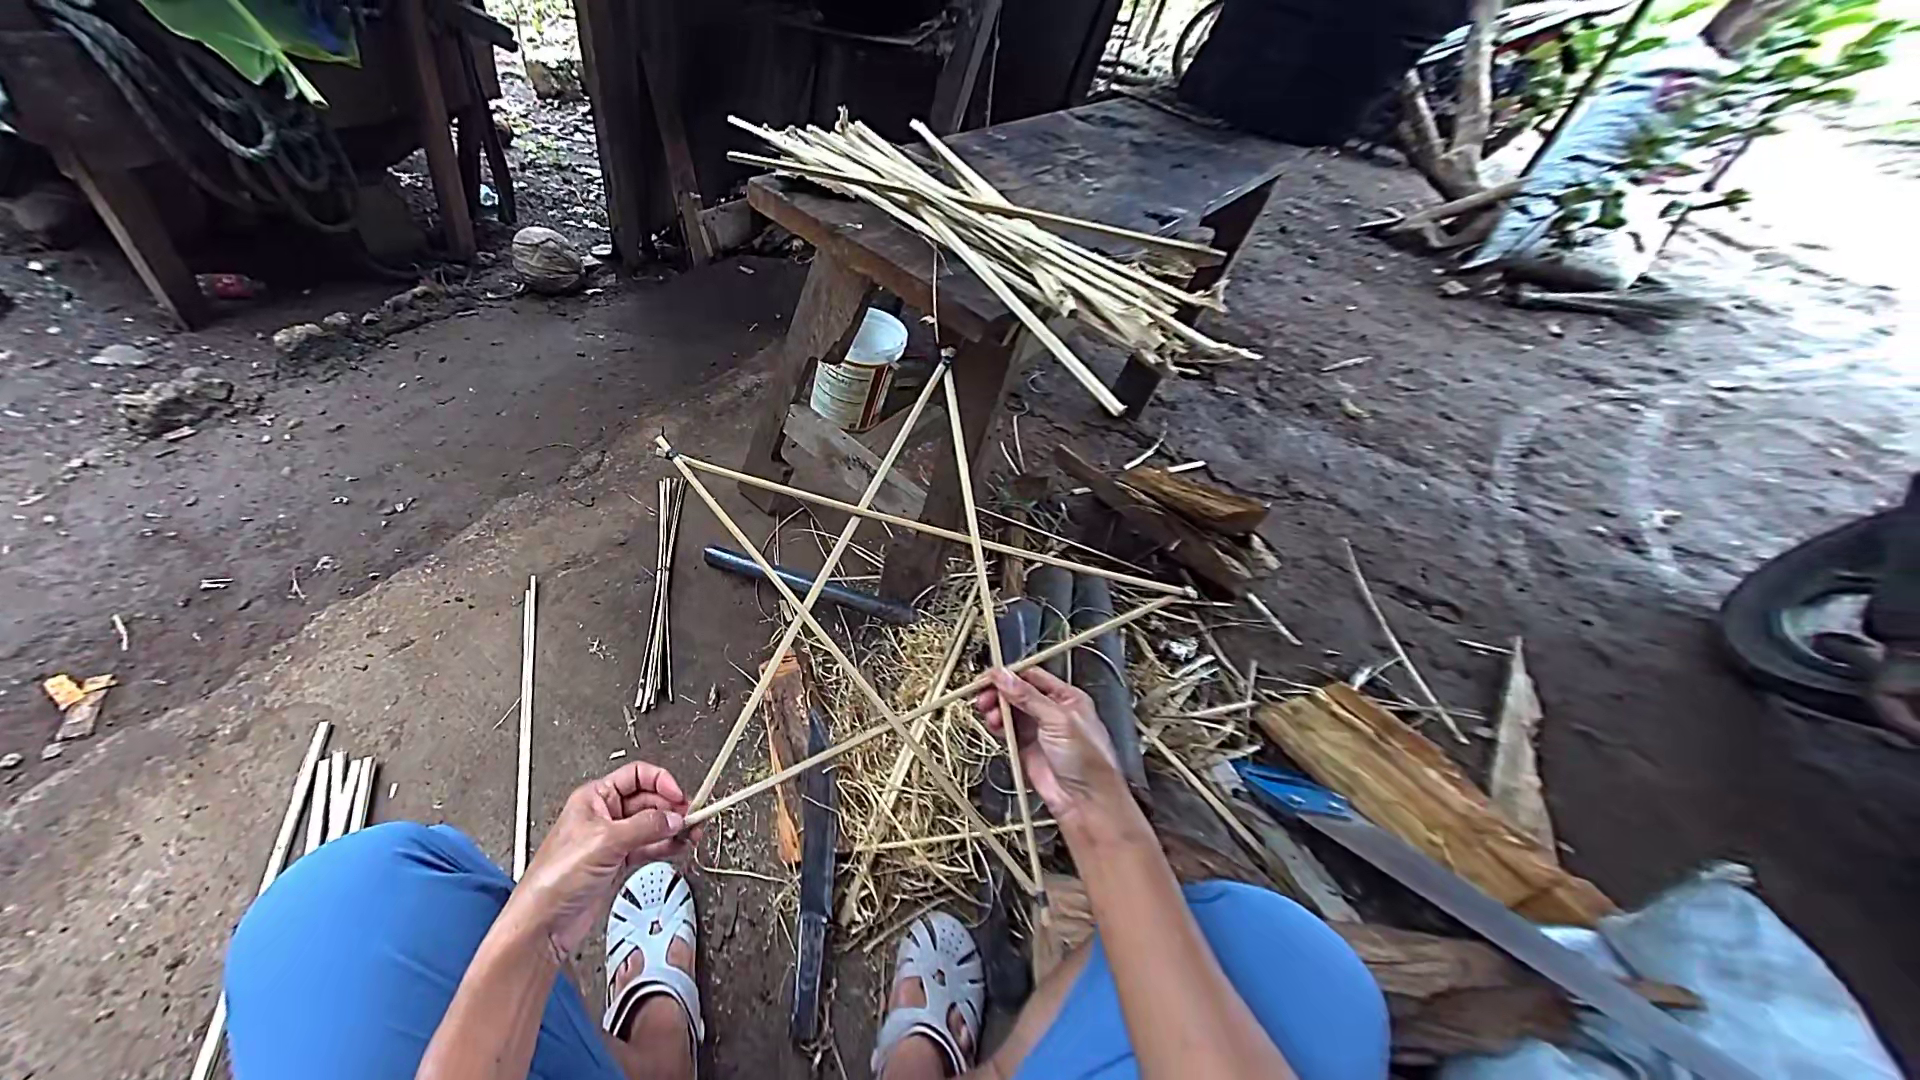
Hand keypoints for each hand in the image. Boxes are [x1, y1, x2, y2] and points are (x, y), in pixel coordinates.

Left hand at [508, 761, 692, 958]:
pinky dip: (667, 845)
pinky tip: (679, 846)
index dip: (661, 782)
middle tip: (690, 816)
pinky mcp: (619, 860)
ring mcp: (613, 838)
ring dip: (673, 827)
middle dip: (671, 807)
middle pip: (650, 799)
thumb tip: (674, 818)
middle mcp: (605, 815)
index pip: (637, 776)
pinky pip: (651, 845)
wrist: (541, 926)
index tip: (679, 795)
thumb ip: (645, 826)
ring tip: (691, 832)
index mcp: (595, 798)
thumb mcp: (605, 842)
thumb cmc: (552, 880)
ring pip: (653, 823)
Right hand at [973, 666, 1125, 824]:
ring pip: (1010, 711)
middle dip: (999, 692)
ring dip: (996, 709)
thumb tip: (1005, 677)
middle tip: (984, 695)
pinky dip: (997, 726)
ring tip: (989, 712)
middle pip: (1018, 693)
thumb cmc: (1088, 761)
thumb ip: (1028, 697)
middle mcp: (1051, 711)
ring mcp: (1038, 730)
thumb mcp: (1058, 720)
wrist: (1085, 802)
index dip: (1010, 675)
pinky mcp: (1026, 748)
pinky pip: (1007, 731)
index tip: (990, 677)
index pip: (1032, 676)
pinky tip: (993, 725)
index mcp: (1066, 698)